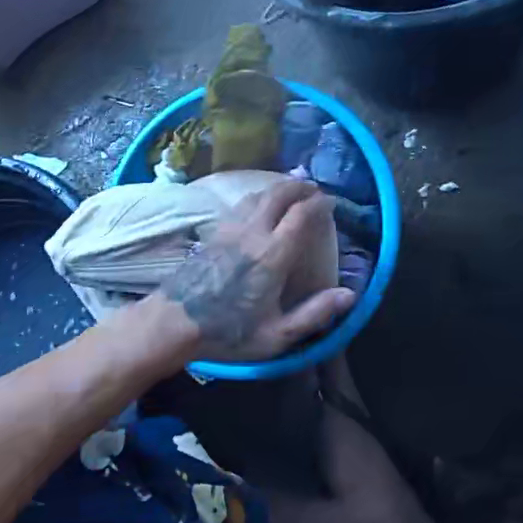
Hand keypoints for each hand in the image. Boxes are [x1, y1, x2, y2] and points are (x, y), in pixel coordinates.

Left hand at [155, 180, 356, 360]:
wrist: (172, 322)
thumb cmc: (227, 332)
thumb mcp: (276, 335)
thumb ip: (314, 314)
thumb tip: (350, 295)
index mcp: (272, 256)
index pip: (300, 216)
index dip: (318, 204)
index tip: (330, 201)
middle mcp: (249, 235)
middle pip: (275, 196)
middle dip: (297, 187)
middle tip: (312, 188)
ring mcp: (225, 233)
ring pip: (252, 198)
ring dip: (273, 190)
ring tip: (287, 193)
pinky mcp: (208, 238)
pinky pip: (235, 209)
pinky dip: (252, 201)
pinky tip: (253, 210)